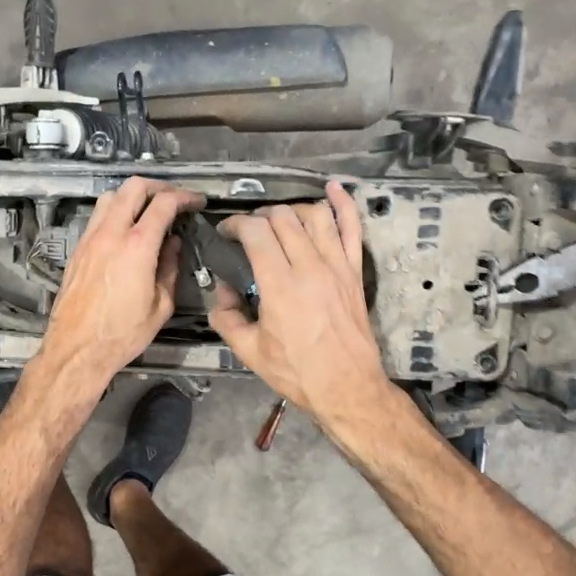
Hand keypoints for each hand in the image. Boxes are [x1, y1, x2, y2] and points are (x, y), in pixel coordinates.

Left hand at [35, 178, 204, 392]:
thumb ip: (170, 269)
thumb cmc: (122, 334)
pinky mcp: (78, 249)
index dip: (184, 196)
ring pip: (110, 196)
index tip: (196, 201)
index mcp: (137, 246)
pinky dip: (115, 212)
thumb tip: (173, 245)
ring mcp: (90, 239)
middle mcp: (111, 234)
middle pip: (133, 187)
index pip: (164, 204)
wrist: (77, 348)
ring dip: (132, 196)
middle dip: (158, 187)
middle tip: (173, 199)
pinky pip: (97, 216)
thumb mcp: (161, 305)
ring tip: (148, 210)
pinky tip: (126, 230)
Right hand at [209, 181, 400, 425]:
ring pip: (313, 216)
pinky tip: (333, 188)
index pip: (256, 233)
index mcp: (280, 286)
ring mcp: (337, 266)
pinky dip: (343, 204)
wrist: (347, 387)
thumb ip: (227, 317)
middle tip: (248, 233)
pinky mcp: (354, 271)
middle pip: (282, 219)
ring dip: (291, 211)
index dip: (236, 225)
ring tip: (278, 221)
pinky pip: (352, 228)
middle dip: (259, 217)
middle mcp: (309, 267)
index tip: (226, 234)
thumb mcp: (249, 351)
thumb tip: (220, 291)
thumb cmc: (297, 372)